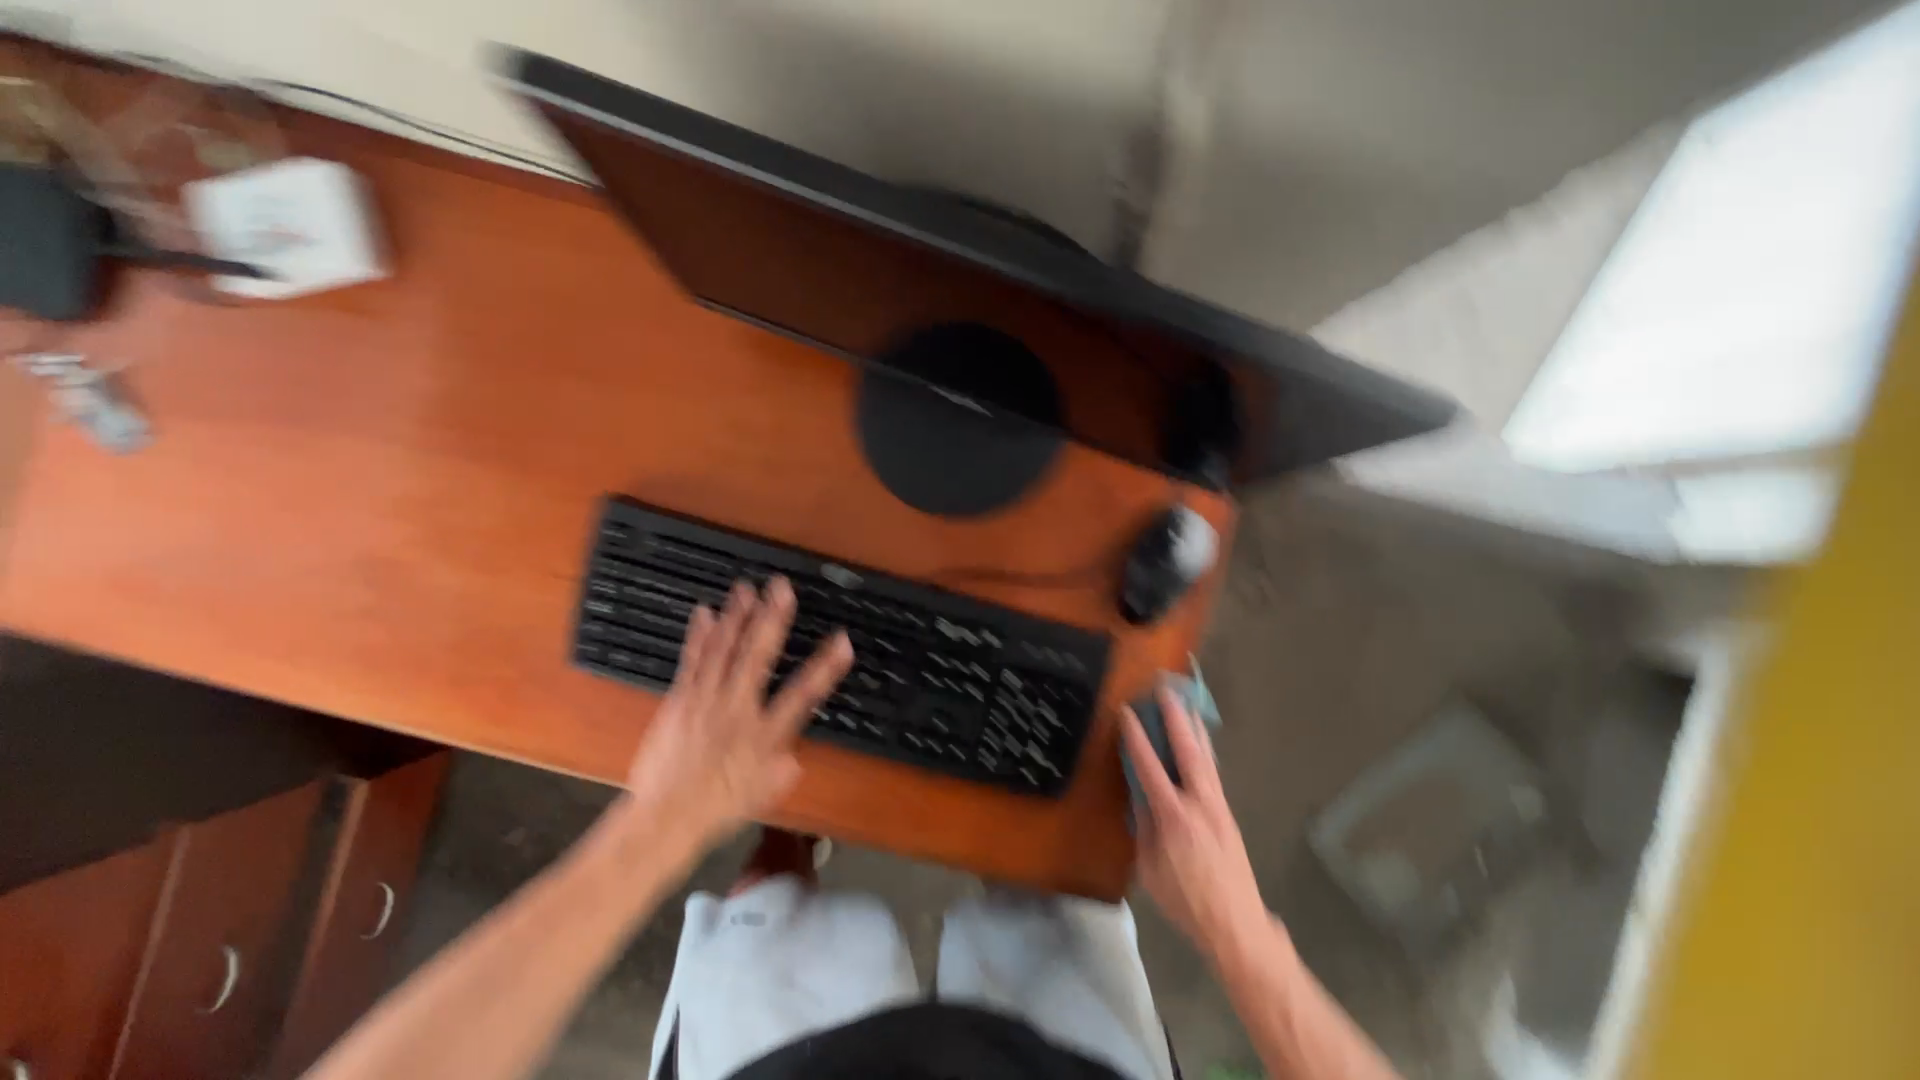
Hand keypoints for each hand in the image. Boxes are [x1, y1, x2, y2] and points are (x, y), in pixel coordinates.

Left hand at [620, 577, 852, 857]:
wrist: (666, 817)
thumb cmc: (716, 809)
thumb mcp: (762, 794)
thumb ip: (781, 769)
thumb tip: (793, 757)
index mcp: (765, 735)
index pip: (803, 695)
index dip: (826, 667)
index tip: (842, 641)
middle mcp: (737, 711)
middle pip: (758, 657)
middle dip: (772, 619)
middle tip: (782, 588)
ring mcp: (706, 702)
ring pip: (724, 651)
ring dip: (737, 617)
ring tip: (747, 589)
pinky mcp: (680, 700)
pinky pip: (692, 661)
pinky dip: (699, 636)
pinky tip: (704, 613)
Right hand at [1121, 686, 1273, 961]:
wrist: (1235, 923)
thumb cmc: (1184, 901)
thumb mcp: (1150, 866)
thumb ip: (1144, 827)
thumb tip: (1139, 795)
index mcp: (1172, 816)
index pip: (1149, 766)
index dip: (1136, 737)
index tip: (1127, 711)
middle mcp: (1198, 803)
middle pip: (1187, 750)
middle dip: (1174, 717)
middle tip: (1165, 689)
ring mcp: (1217, 806)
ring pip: (1205, 757)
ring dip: (1193, 728)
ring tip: (1185, 703)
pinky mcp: (1227, 814)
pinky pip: (1212, 772)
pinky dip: (1203, 751)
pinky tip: (1200, 743)